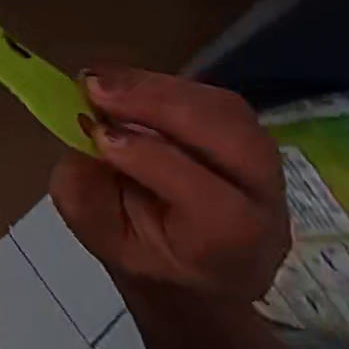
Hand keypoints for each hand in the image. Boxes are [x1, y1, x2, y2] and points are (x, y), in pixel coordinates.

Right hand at [50, 67, 287, 302]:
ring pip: (224, 110)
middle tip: (94, 88)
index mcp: (230, 246)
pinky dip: (163, 84)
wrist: (191, 266)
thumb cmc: (144, 255)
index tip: (95, 134)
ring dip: (157, 88)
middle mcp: (264, 203)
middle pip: (234, 140)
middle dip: (160, 105)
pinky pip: (212, 98)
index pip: (209, 200)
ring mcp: (266, 165)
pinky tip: (122, 84)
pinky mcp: (248, 133)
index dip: (152, 160)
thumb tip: (82, 130)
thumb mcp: (99, 236)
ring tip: (102, 82)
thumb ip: (86, 190)